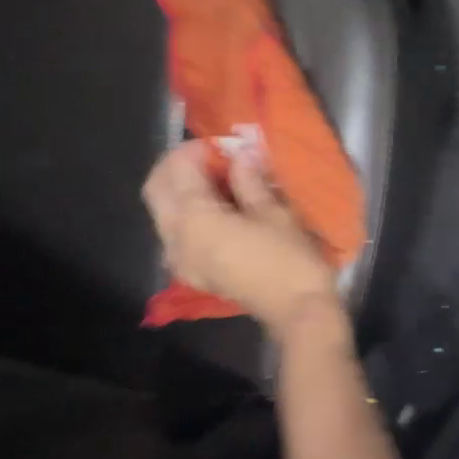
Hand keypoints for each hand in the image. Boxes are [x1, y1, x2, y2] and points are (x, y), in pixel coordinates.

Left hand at [142, 140, 338, 333]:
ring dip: (182, 193)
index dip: (199, 150)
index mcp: (193, 217)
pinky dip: (189, 217)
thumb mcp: (276, 215)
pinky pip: (178, 235)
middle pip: (158, 189)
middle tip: (211, 160)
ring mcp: (181, 258)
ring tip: (217, 186)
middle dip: (178, 168)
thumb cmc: (292, 262)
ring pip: (164, 213)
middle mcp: (175, 236)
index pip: (180, 169)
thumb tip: (242, 158)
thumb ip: (251, 182)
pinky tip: (217, 215)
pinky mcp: (194, 273)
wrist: (301, 313)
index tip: (226, 144)